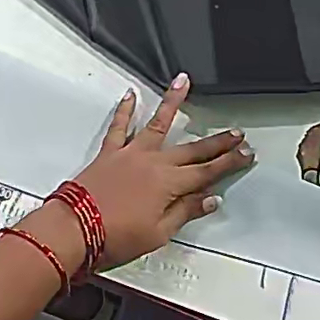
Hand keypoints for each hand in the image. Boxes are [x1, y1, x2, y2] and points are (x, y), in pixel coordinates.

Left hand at [67, 74, 253, 268]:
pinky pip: (119, 126)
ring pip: (158, 124)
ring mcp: (130, 155)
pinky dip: (125, 110)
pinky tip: (131, 95)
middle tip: (235, 133)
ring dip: (172, 102)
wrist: (75, 229)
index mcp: (170, 185)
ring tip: (183, 83)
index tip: (245, 155)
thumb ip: (185, 212)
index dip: (229, 163)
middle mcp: (153, 163)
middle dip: (217, 141)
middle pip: (192, 149)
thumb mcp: (158, 233)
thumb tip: (210, 200)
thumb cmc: (114, 236)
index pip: (208, 172)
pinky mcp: (109, 154)